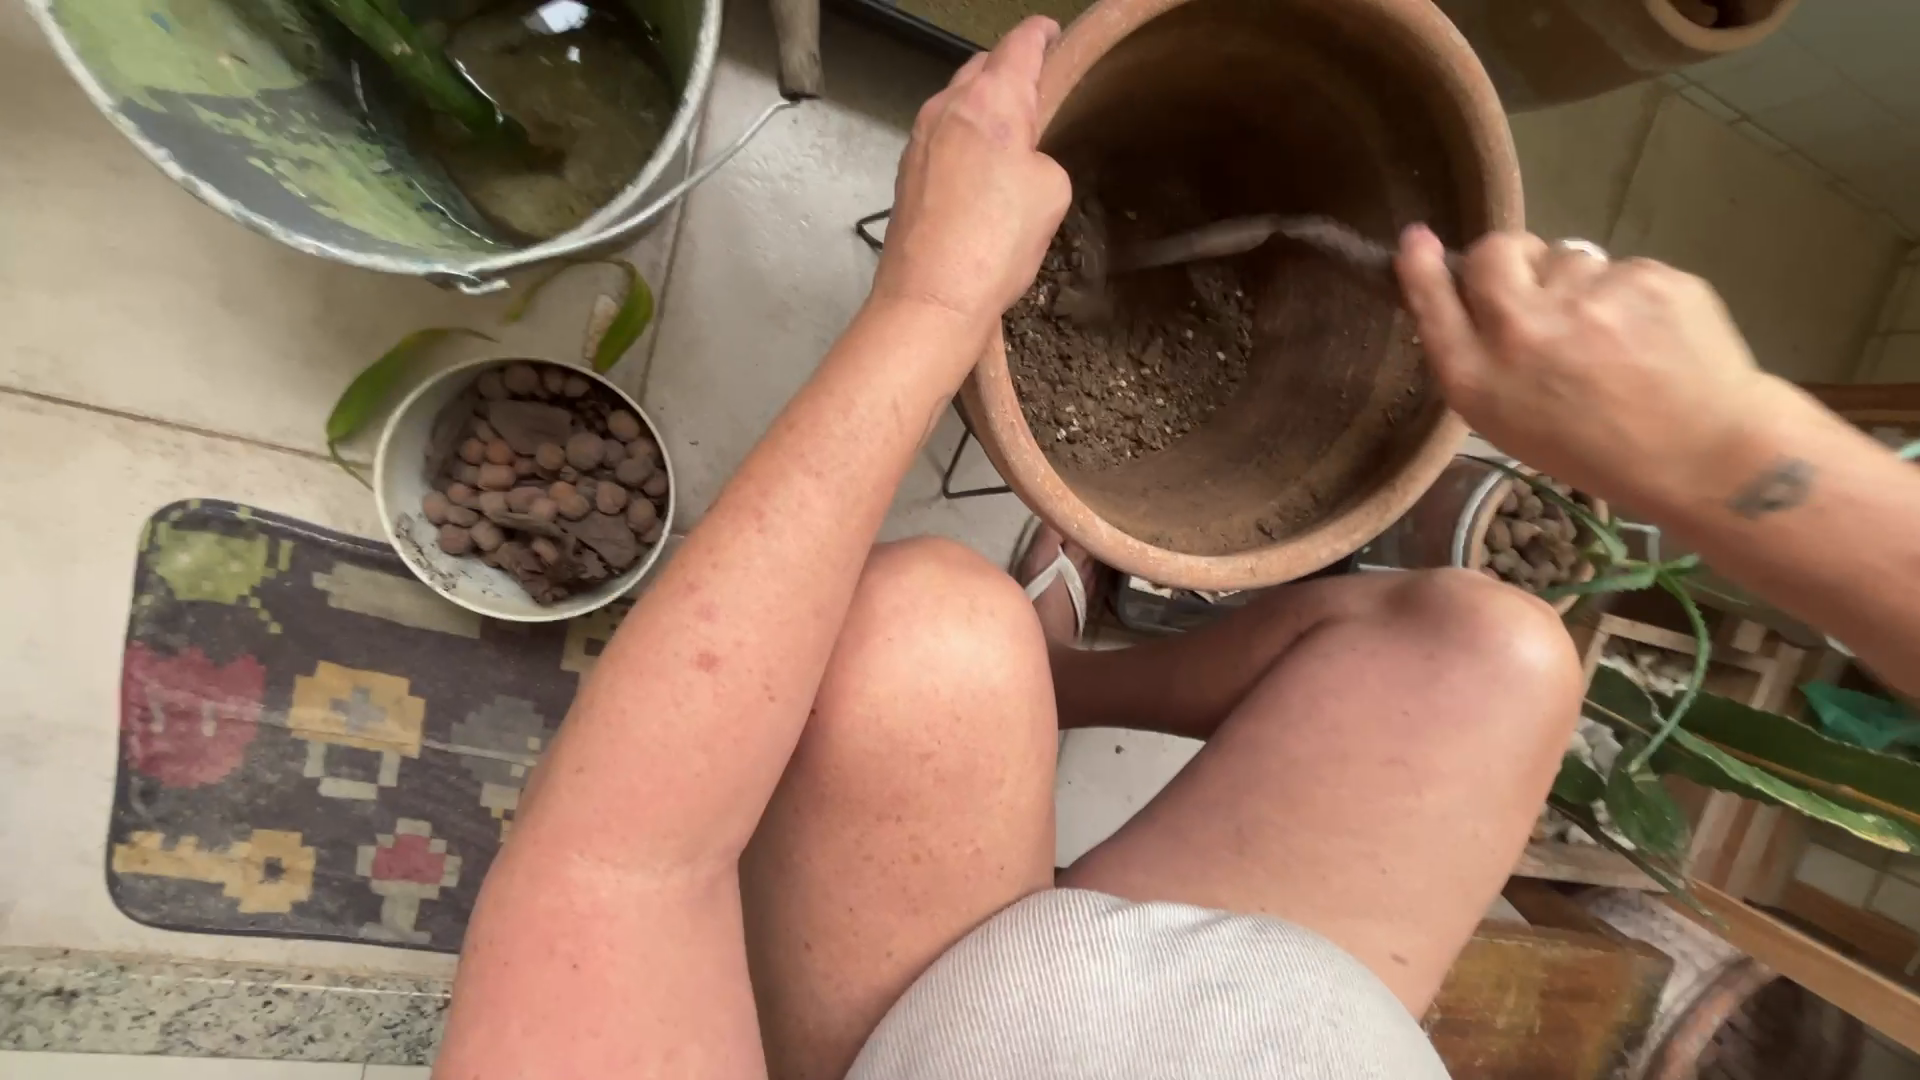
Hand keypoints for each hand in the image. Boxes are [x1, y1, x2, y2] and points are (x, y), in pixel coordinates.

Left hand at [869, 17, 1071, 341]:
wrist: (931, 301)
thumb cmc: (995, 245)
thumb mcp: (1050, 193)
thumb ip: (1042, 158)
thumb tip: (1019, 164)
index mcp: (990, 99)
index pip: (1020, 44)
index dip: (1042, 36)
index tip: (1052, 35)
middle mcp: (946, 109)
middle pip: (981, 69)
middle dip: (1009, 72)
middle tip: (1034, 93)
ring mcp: (918, 143)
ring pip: (956, 106)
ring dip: (981, 111)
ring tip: (1006, 138)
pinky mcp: (906, 178)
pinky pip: (940, 143)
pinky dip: (961, 145)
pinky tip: (977, 176)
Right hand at [1396, 225, 1778, 509]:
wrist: (1695, 450)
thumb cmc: (1580, 443)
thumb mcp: (1498, 415)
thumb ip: (1474, 355)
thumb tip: (1468, 294)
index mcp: (1476, 375)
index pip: (1435, 304)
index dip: (1422, 268)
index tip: (1415, 239)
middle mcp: (1521, 331)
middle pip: (1495, 253)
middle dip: (1503, 258)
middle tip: (1524, 285)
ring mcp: (1589, 300)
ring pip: (1563, 256)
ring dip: (1568, 281)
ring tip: (1595, 328)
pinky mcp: (1650, 280)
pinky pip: (1618, 267)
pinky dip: (1620, 291)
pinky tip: (1637, 330)